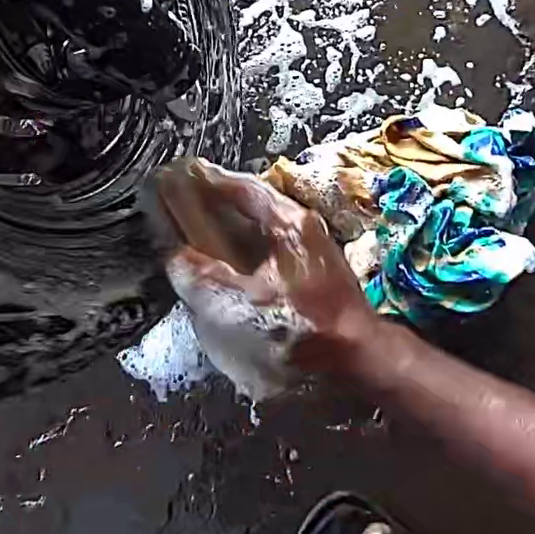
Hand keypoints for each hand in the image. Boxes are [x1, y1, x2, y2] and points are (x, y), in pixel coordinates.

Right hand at [161, 160, 381, 373]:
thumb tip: (176, 257)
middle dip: (219, 203)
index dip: (209, 181)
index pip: (244, 189)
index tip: (183, 175)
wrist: (358, 358)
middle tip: (188, 204)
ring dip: (233, 226)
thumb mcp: (242, 306)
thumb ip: (203, 279)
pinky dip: (246, 249)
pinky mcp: (314, 273)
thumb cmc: (304, 330)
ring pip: (263, 227)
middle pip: (254, 204)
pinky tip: (232, 266)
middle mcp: (304, 228)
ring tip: (203, 232)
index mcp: (289, 224)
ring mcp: (312, 250)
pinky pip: (271, 249)